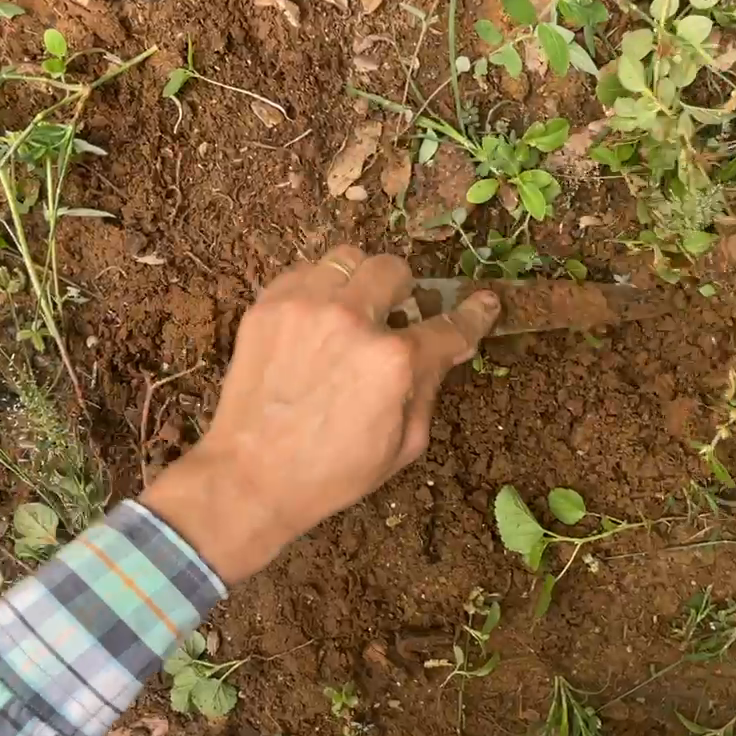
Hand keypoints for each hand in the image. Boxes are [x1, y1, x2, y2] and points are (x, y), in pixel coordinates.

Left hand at [141, 247, 498, 582]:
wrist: (251, 477)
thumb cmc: (334, 472)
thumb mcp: (404, 444)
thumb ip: (431, 387)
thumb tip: (450, 349)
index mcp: (394, 361)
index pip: (449, 325)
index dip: (474, 314)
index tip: (485, 303)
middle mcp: (351, 320)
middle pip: (394, 270)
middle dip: (404, 292)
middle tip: (395, 317)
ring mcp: (304, 307)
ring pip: (348, 258)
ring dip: (360, 281)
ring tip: (352, 311)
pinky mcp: (267, 307)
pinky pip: (304, 272)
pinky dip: (319, 289)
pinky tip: (317, 321)